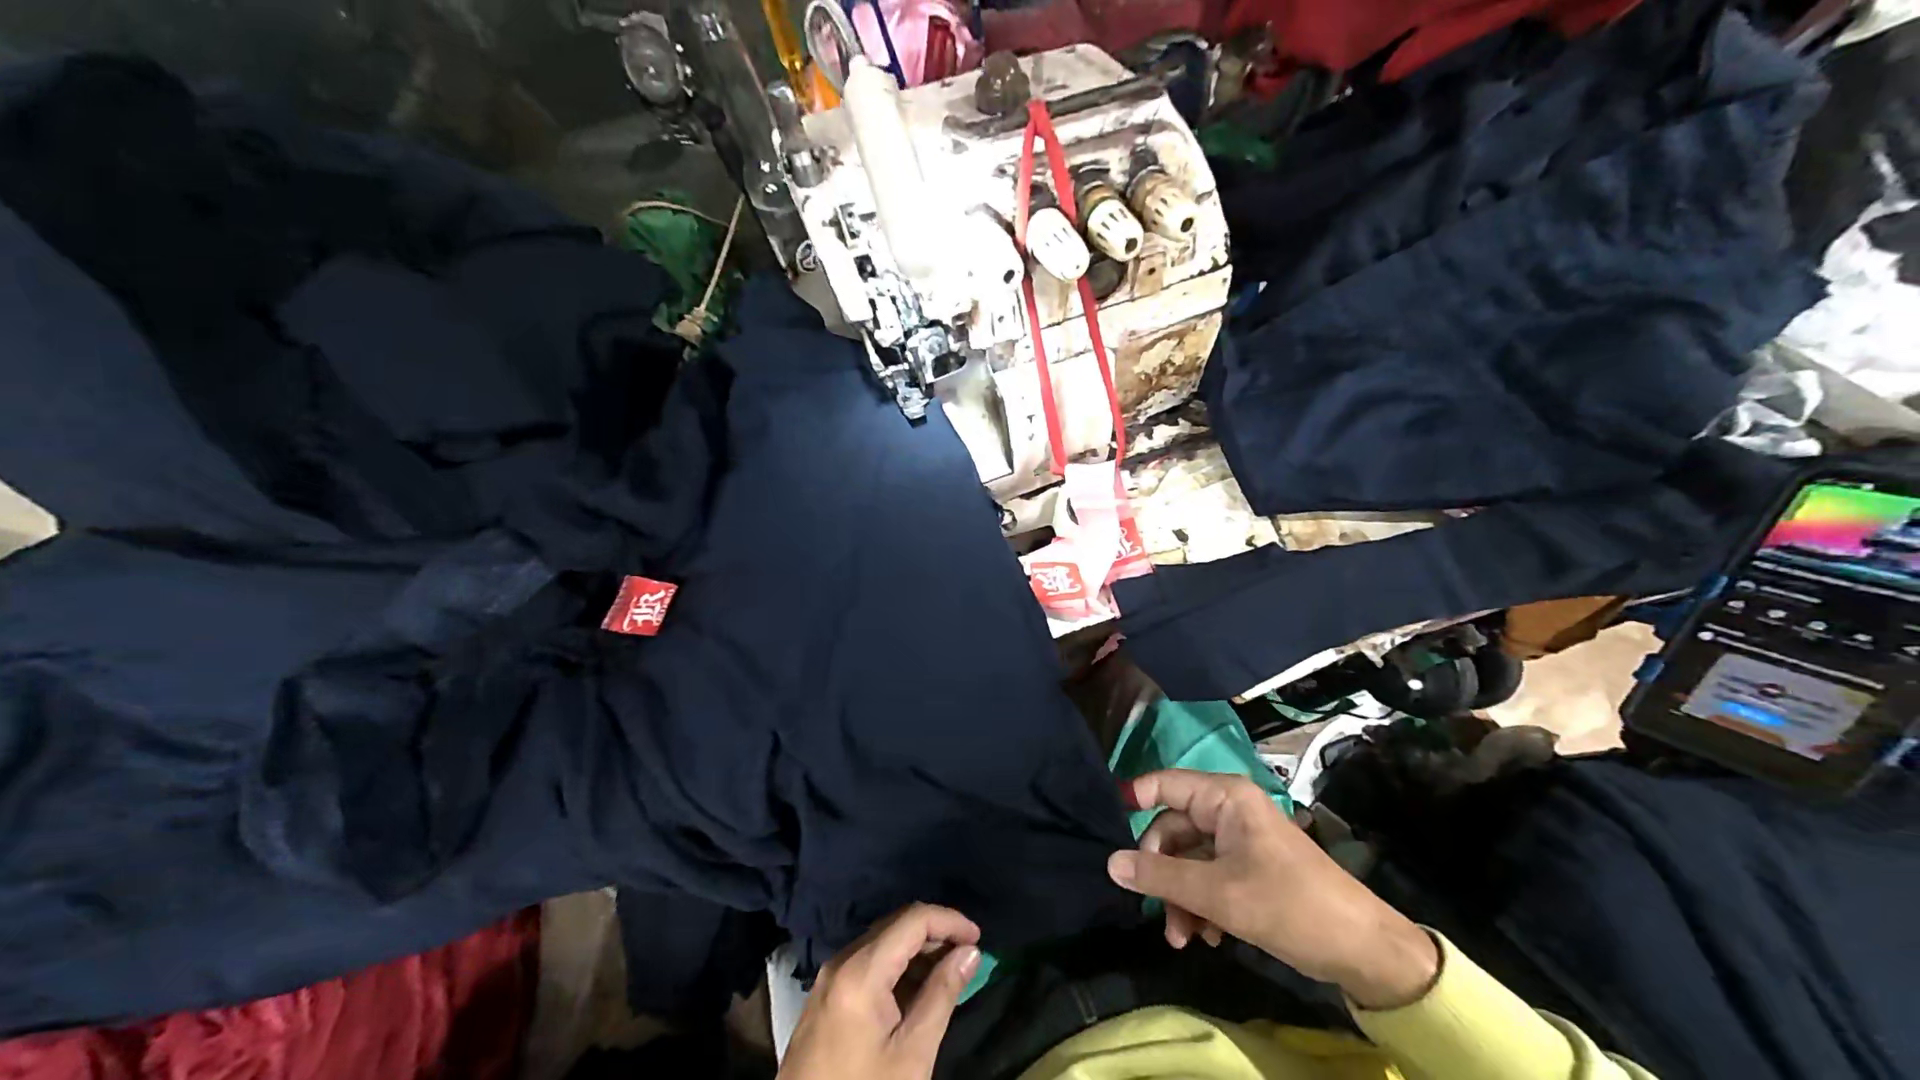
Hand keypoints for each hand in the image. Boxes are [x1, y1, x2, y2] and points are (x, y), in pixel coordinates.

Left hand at [777, 903, 982, 1079]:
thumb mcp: (912, 1053)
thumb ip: (942, 994)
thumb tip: (970, 952)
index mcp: (861, 970)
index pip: (912, 919)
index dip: (950, 921)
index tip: (979, 938)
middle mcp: (841, 961)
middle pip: (896, 924)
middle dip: (936, 932)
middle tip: (968, 954)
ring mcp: (830, 978)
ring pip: (882, 942)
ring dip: (918, 949)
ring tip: (950, 971)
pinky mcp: (826, 996)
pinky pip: (868, 963)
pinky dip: (898, 966)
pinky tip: (919, 988)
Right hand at [1107, 769, 1439, 1009]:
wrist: (1363, 951)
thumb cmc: (1289, 906)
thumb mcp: (1218, 894)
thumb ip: (1160, 876)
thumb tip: (1110, 863)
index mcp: (1224, 798)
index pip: (1162, 785)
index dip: (1131, 803)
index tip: (1105, 834)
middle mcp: (1229, 810)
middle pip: (1172, 829)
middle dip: (1162, 874)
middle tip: (1157, 914)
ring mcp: (1239, 840)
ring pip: (1188, 859)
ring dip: (1180, 897)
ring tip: (1184, 938)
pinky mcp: (1249, 868)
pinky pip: (1208, 876)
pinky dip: (1201, 905)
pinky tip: (1207, 938)